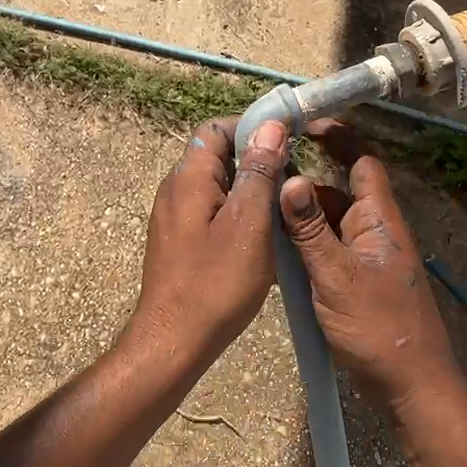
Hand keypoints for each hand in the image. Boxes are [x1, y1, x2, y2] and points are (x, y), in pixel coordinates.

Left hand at [126, 116, 290, 356]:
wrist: (175, 340)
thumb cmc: (215, 282)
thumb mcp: (249, 224)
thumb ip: (259, 172)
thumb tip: (271, 126)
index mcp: (188, 177)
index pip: (217, 128)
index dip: (253, 128)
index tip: (289, 143)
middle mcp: (175, 189)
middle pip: (218, 155)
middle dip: (256, 161)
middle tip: (292, 181)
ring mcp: (174, 216)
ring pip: (217, 186)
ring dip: (250, 191)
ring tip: (282, 211)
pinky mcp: (179, 240)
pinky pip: (211, 212)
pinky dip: (237, 215)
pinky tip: (262, 239)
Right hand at [278, 121, 466, 410]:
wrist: (411, 388)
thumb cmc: (377, 328)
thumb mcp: (335, 275)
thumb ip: (309, 229)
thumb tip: (288, 178)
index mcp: (378, 220)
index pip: (362, 161)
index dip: (337, 136)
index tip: (303, 123)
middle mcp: (375, 231)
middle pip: (338, 191)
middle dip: (304, 180)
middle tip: (262, 172)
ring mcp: (368, 258)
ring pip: (330, 222)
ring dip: (301, 216)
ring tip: (260, 212)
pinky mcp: (358, 282)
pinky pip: (329, 249)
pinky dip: (306, 244)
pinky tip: (277, 252)